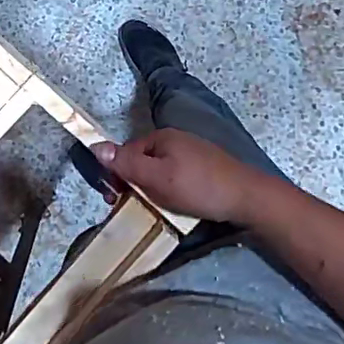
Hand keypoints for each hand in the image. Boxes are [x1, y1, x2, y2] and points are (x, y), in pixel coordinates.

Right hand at [93, 129, 282, 223]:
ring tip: (156, 207)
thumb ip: (126, 164)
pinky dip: (169, 189)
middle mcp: (175, 139)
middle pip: (141, 160)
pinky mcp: (203, 166)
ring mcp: (191, 151)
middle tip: (135, 206)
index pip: (125, 153)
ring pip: (158, 170)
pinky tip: (176, 203)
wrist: (248, 198)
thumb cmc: (199, 187)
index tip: (114, 200)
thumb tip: (95, 145)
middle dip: (134, 182)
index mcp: (161, 137)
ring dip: (151, 188)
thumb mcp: (157, 178)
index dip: (117, 175)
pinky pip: (175, 175)